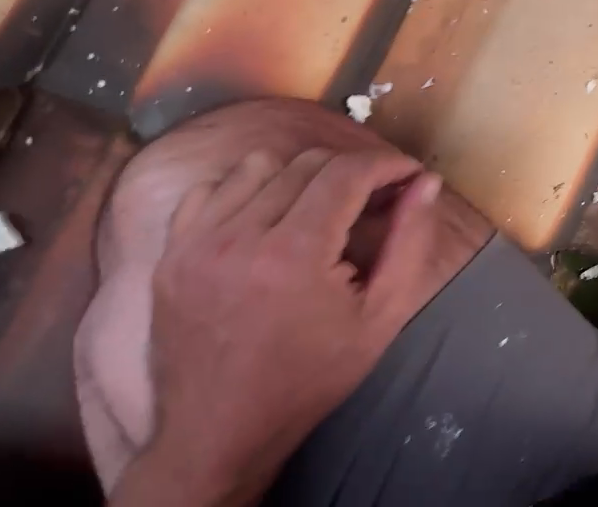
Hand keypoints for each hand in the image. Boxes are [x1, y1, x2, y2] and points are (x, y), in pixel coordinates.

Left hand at [113, 148, 445, 506]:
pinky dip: (249, 189)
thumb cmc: (312, 374)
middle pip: (308, 163)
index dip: (388, 163)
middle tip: (377, 196)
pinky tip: (271, 217)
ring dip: (303, 176)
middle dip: (353, 170)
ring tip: (323, 207)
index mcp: (293, 254)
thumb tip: (427, 182)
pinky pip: (212, 189)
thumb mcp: (384, 314)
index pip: (347, 172)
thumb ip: (411, 240)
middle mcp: (237, 238)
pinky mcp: (169, 255)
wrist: (218, 433)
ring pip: (261, 166)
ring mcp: (193, 244)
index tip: (410, 175)